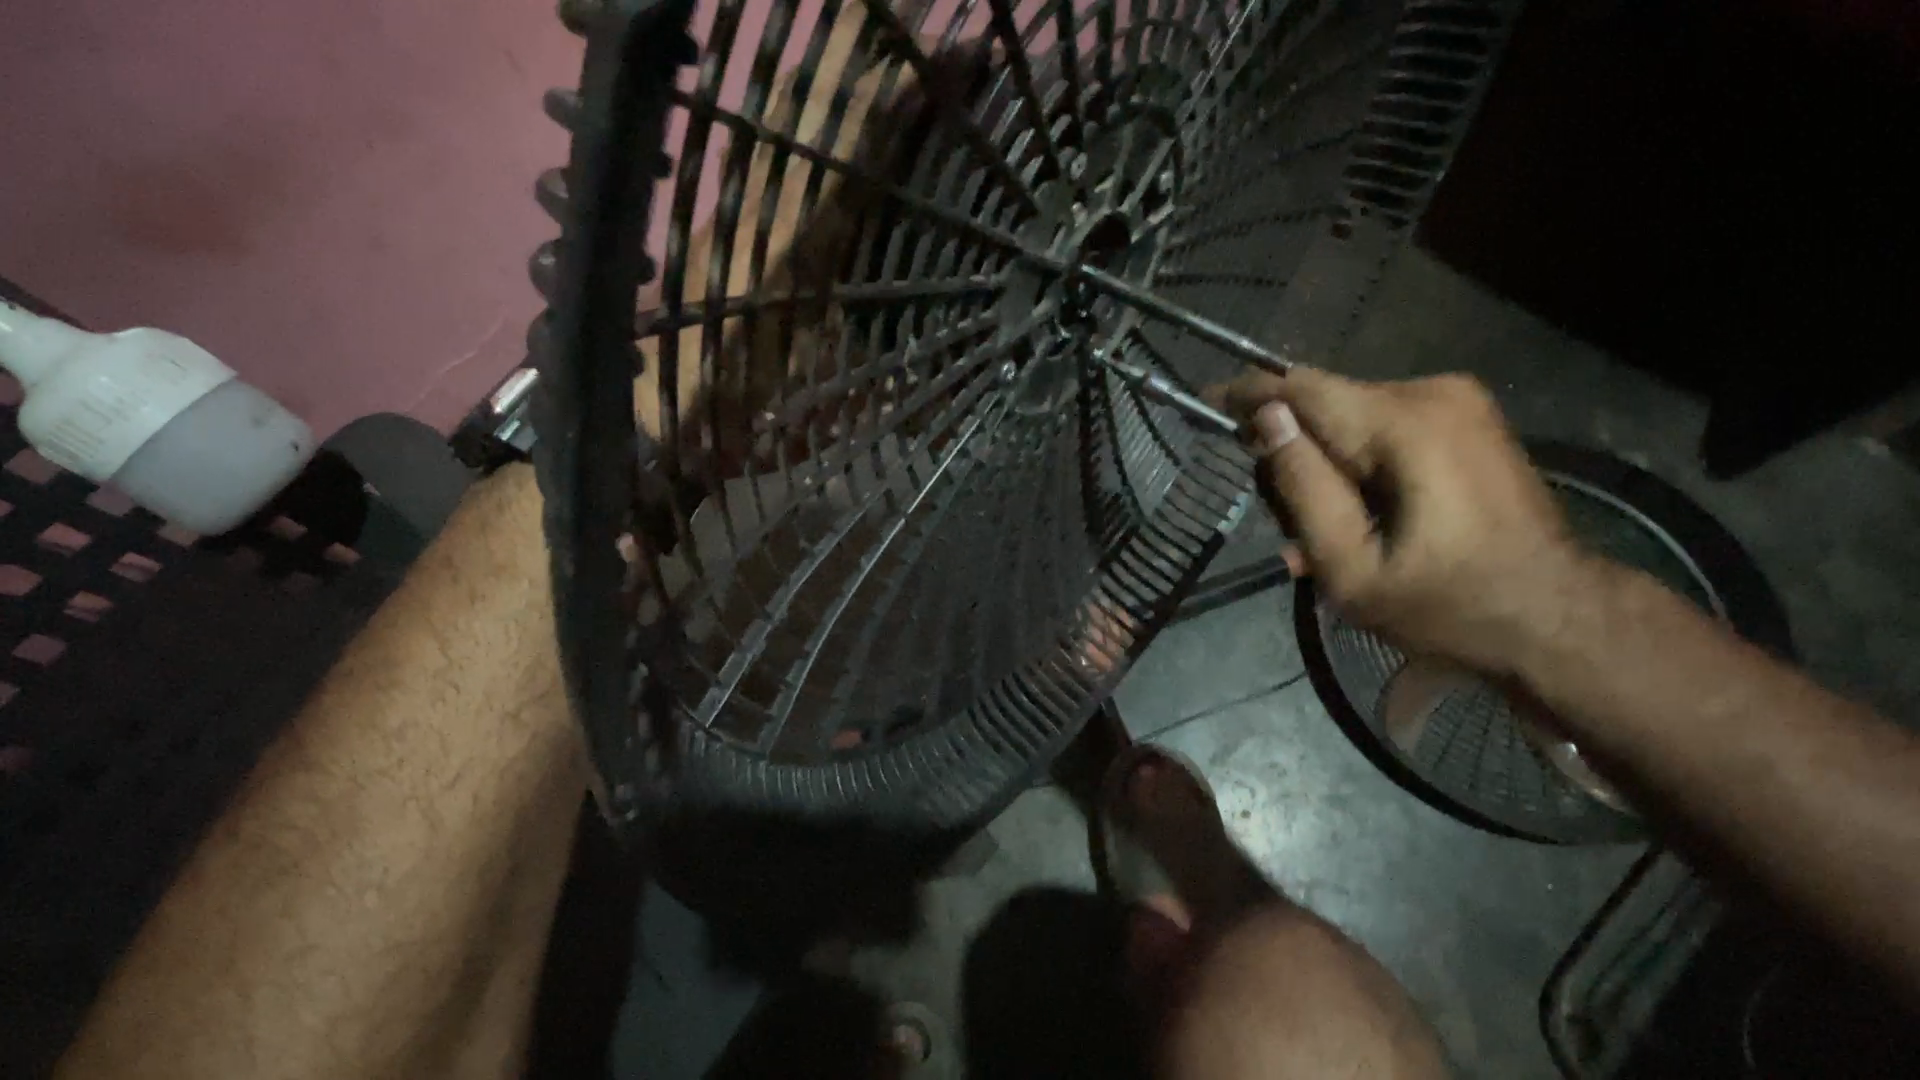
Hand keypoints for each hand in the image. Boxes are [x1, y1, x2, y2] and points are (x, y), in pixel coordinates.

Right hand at [1221, 369, 1596, 676]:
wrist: (1559, 619)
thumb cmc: (1449, 607)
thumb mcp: (1352, 568)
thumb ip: (1303, 489)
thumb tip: (1267, 419)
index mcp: (1405, 425)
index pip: (1302, 387)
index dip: (1248, 392)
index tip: (1206, 401)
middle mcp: (1433, 393)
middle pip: (1326, 404)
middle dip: (1290, 451)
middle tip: (1281, 522)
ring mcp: (1459, 404)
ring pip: (1353, 419)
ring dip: (1324, 468)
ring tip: (1317, 537)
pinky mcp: (1469, 422)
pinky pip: (1387, 430)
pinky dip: (1359, 468)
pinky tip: (1356, 521)